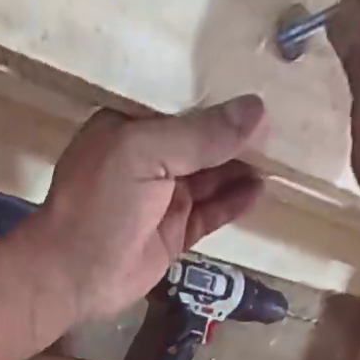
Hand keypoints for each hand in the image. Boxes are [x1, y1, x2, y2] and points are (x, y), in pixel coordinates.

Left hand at [28, 98, 268, 321]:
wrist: (74, 276)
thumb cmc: (100, 204)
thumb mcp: (145, 154)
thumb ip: (200, 135)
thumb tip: (258, 112)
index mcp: (131, 126)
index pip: (184, 102)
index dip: (222, 95)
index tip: (265, 83)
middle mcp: (149, 158)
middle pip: (203, 140)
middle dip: (239, 134)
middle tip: (286, 123)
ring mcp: (163, 198)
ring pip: (212, 177)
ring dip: (243, 168)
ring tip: (283, 155)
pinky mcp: (174, 232)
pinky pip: (212, 212)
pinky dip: (235, 202)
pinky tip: (261, 189)